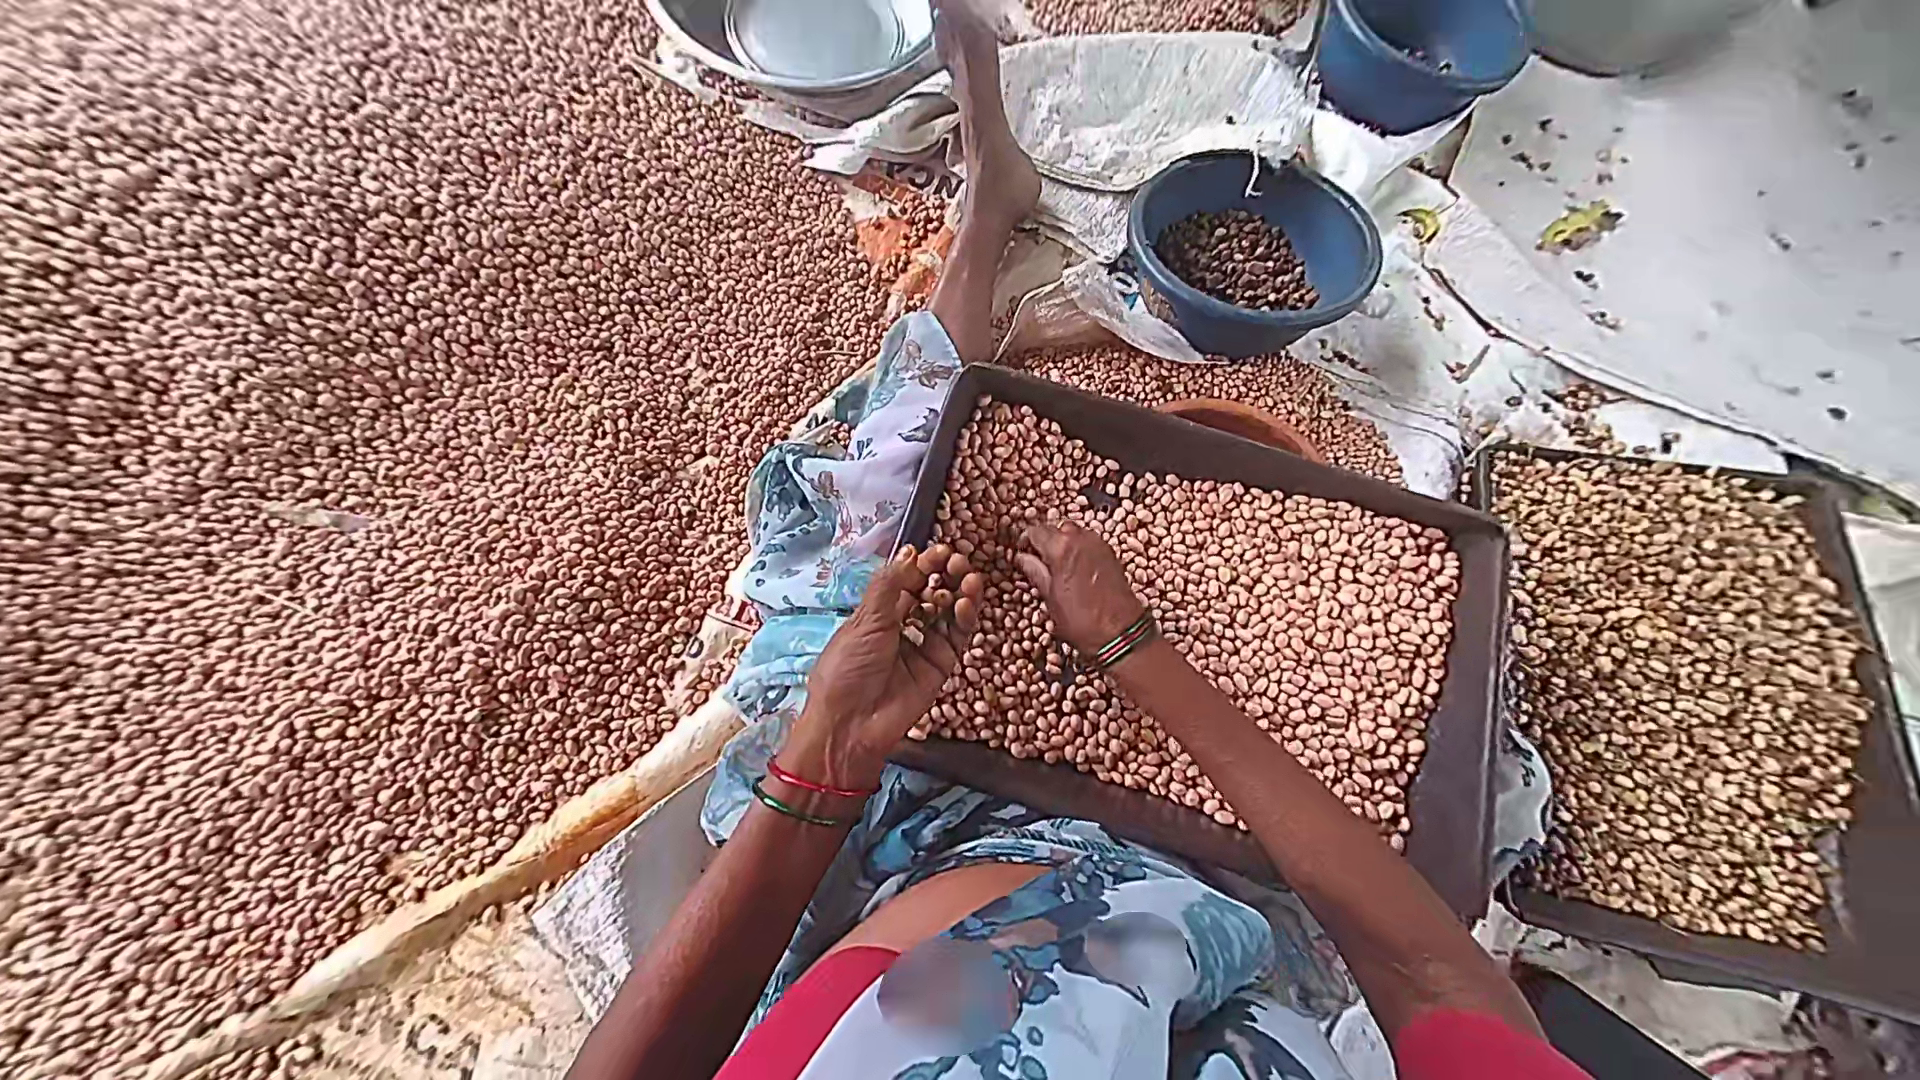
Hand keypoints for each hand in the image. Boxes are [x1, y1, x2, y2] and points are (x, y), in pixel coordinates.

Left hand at [781, 544, 982, 791]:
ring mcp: (924, 644)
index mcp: (879, 612)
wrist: (851, 724)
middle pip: (932, 592)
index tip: (940, 550)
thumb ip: (890, 586)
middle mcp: (904, 625)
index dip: (923, 564)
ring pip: (948, 611)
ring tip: (969, 576)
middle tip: (958, 561)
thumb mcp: (864, 621)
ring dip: (960, 592)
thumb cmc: (848, 668)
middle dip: (945, 575)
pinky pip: (957, 635)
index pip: (908, 580)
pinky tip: (968, 602)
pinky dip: (965, 617)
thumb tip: (910, 552)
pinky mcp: (941, 664)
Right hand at [1013, 520, 1144, 654]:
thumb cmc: (1083, 620)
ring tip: (1057, 567)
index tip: (1022, 552)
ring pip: (1074, 534)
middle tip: (1038, 561)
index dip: (1026, 541)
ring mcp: (1099, 545)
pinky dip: (1079, 550)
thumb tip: (1023, 559)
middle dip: (1046, 542)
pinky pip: (1089, 543)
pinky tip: (1075, 570)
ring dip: (1064, 545)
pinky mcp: (1111, 554)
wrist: (1120, 633)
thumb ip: (1036, 572)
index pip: (1035, 531)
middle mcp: (1081, 539)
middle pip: (1056, 530)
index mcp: (1061, 547)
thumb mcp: (1050, 597)